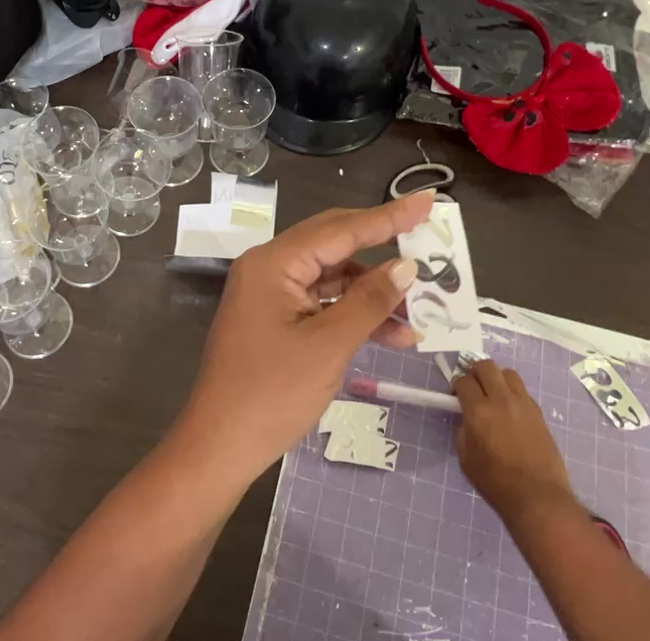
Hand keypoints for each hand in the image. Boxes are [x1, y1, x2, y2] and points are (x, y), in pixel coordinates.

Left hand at [170, 192, 434, 481]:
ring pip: (333, 277)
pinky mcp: (277, 320)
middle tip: (429, 241)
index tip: (428, 202)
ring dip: (374, 292)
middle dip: (384, 249)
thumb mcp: (329, 345)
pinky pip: (323, 303)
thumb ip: (369, 301)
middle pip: (336, 244)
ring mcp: (272, 295)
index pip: (341, 229)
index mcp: (274, 263)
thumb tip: (406, 266)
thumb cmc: (271, 393)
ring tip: (421, 310)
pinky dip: (355, 314)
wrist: (220, 447)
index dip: (389, 217)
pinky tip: (393, 334)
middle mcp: (270, 268)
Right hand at [454, 360, 576, 520]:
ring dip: (496, 377)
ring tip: (493, 393)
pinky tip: (510, 410)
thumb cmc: (496, 482)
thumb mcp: (466, 459)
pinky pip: (522, 390)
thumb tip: (467, 419)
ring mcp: (523, 403)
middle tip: (472, 387)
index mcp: (479, 411)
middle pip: (486, 366)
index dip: (456, 385)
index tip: (456, 395)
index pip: (464, 381)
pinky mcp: (538, 412)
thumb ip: (463, 432)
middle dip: (475, 372)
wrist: (537, 496)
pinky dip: (512, 392)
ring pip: (507, 373)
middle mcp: (501, 399)